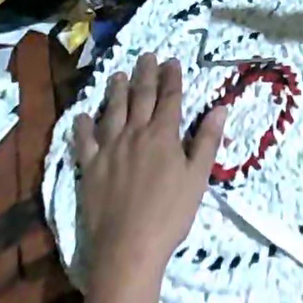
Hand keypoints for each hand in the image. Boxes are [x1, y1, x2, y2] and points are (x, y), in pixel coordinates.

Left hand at [74, 53, 227, 285]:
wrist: (128, 247)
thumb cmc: (170, 214)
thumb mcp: (198, 178)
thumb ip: (208, 141)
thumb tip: (220, 108)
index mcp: (163, 135)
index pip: (169, 98)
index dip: (171, 77)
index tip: (172, 60)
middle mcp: (135, 133)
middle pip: (140, 96)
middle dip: (145, 73)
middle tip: (146, 55)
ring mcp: (109, 148)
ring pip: (113, 111)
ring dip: (116, 90)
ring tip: (118, 74)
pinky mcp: (90, 167)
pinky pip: (84, 140)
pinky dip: (83, 125)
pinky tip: (82, 115)